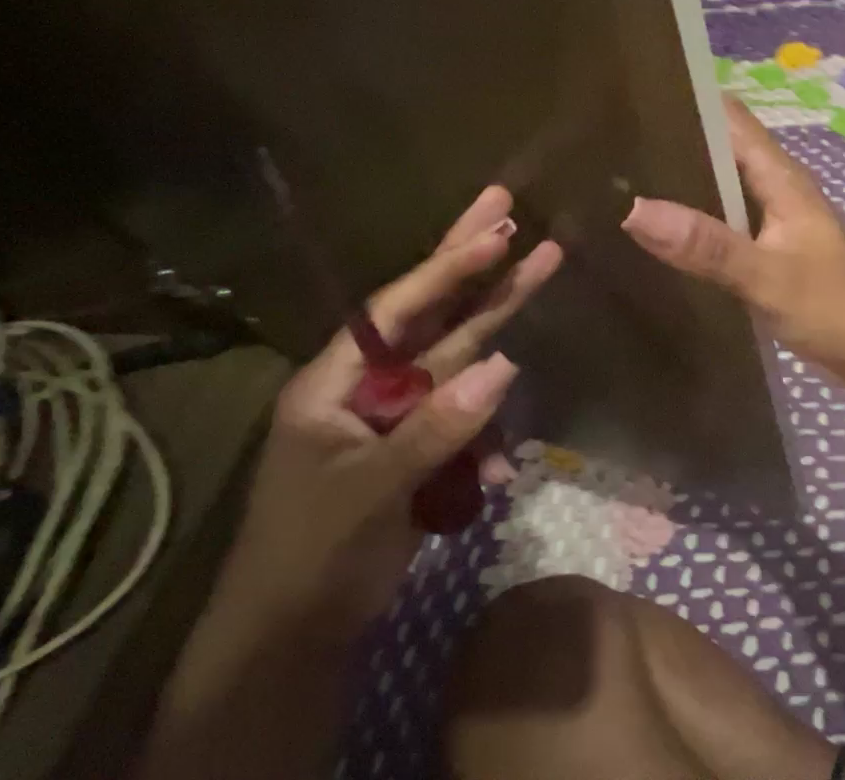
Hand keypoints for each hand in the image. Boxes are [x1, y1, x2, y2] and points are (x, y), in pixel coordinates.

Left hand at [223, 187, 561, 629]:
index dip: (449, 268)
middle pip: (433, 316)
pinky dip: (493, 438)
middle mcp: (371, 386)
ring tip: (547, 271)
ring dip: (502, 328)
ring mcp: (403, 418)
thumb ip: (437, 428)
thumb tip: (507, 364)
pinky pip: (473, 424)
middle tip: (515, 213)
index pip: (398, 309)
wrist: (296, 632)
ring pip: (463, 361)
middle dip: (475, 266)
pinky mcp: (427, 451)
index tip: (500, 230)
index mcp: (336, 382)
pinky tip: (504, 470)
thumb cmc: (309, 552)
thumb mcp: (368, 489)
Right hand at [622, 97, 844, 375]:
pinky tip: (661, 234)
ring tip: (617, 180)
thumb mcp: (766, 276)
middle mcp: (780, 189)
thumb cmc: (831, 306)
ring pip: (724, 188)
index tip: (629, 92)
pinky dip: (698, 221)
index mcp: (782, 178)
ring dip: (683, 183)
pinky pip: (729, 222)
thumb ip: (706, 246)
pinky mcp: (774, 252)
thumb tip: (633, 209)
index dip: (686, 98)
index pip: (730, 118)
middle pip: (723, 150)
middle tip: (607, 141)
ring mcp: (778, 221)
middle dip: (674, 141)